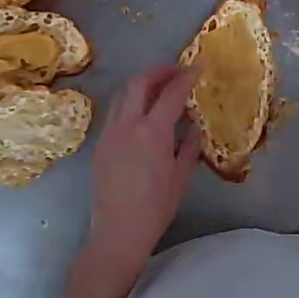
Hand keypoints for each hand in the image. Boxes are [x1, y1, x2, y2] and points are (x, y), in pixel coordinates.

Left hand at [77, 66, 198, 297]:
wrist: (118, 230)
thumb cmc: (155, 208)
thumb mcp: (180, 177)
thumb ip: (188, 146)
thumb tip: (193, 125)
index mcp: (151, 132)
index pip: (171, 93)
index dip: (186, 76)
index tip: (198, 67)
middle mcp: (126, 125)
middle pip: (139, 83)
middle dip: (158, 71)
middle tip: (176, 72)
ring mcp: (109, 133)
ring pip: (122, 95)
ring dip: (141, 85)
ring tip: (159, 89)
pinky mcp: (100, 145)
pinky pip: (115, 114)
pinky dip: (130, 104)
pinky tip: (142, 115)